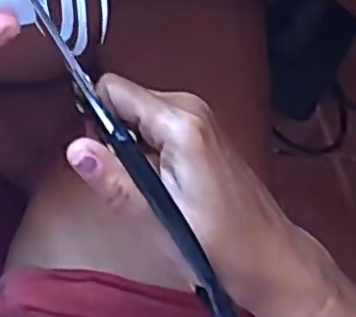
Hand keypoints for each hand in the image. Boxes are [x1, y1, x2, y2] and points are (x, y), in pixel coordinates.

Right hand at [66, 75, 355, 316]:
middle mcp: (190, 107)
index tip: (107, 154)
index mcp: (181, 124)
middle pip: (121, 96)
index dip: (97, 118)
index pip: (110, 88)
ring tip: (151, 178)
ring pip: (133, 106)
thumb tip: (75, 149)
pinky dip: (145, 140)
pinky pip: (151, 115)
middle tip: (130, 175)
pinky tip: (163, 174)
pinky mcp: (200, 123)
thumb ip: (113, 180)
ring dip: (129, 137)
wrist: (280, 267)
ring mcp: (198, 113)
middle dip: (113, 130)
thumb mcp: (158, 220)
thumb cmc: (225, 248)